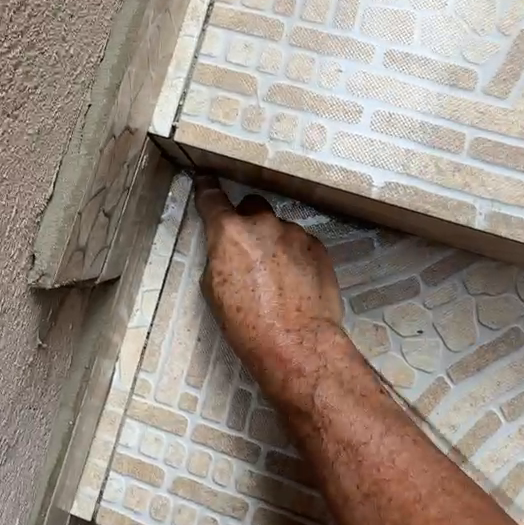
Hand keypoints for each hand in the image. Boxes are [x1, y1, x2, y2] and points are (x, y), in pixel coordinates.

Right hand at [195, 178, 350, 407]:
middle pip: (251, 208)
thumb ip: (219, 257)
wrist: (298, 343)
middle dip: (248, 222)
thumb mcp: (214, 290)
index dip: (207, 189)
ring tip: (278, 278)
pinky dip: (296, 256)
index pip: (212, 199)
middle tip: (249, 251)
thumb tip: (229, 250)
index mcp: (229, 232)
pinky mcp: (318, 246)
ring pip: (279, 228)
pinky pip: (301, 244)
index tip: (206, 181)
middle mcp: (262, 223)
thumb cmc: (246, 324)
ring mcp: (294, 232)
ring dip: (275, 243)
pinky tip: (297, 283)